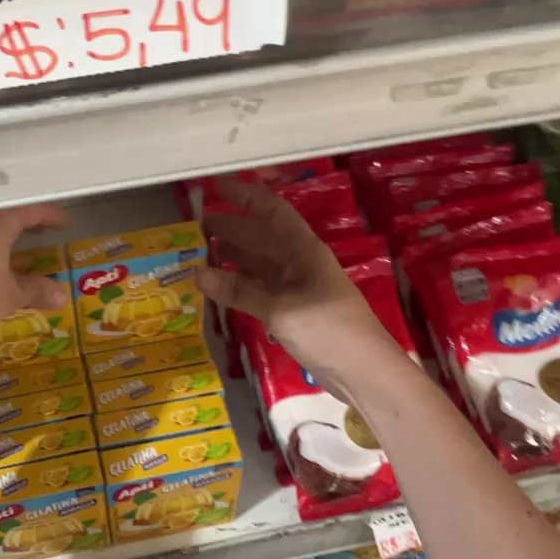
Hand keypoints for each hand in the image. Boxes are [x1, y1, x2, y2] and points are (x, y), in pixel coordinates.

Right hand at [199, 182, 405, 391]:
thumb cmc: (329, 331)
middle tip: (196, 229)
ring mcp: (297, 289)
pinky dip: (241, 287)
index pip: (271, 211)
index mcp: (303, 250)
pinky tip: (221, 289)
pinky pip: (262, 290)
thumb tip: (197, 275)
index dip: (244, 195)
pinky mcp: (294, 312)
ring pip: (260, 265)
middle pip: (262, 237)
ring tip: (201, 256)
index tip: (214, 188)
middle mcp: (299, 263)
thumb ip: (240, 292)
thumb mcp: (281, 310)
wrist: (363, 370)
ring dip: (234, 258)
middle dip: (231, 228)